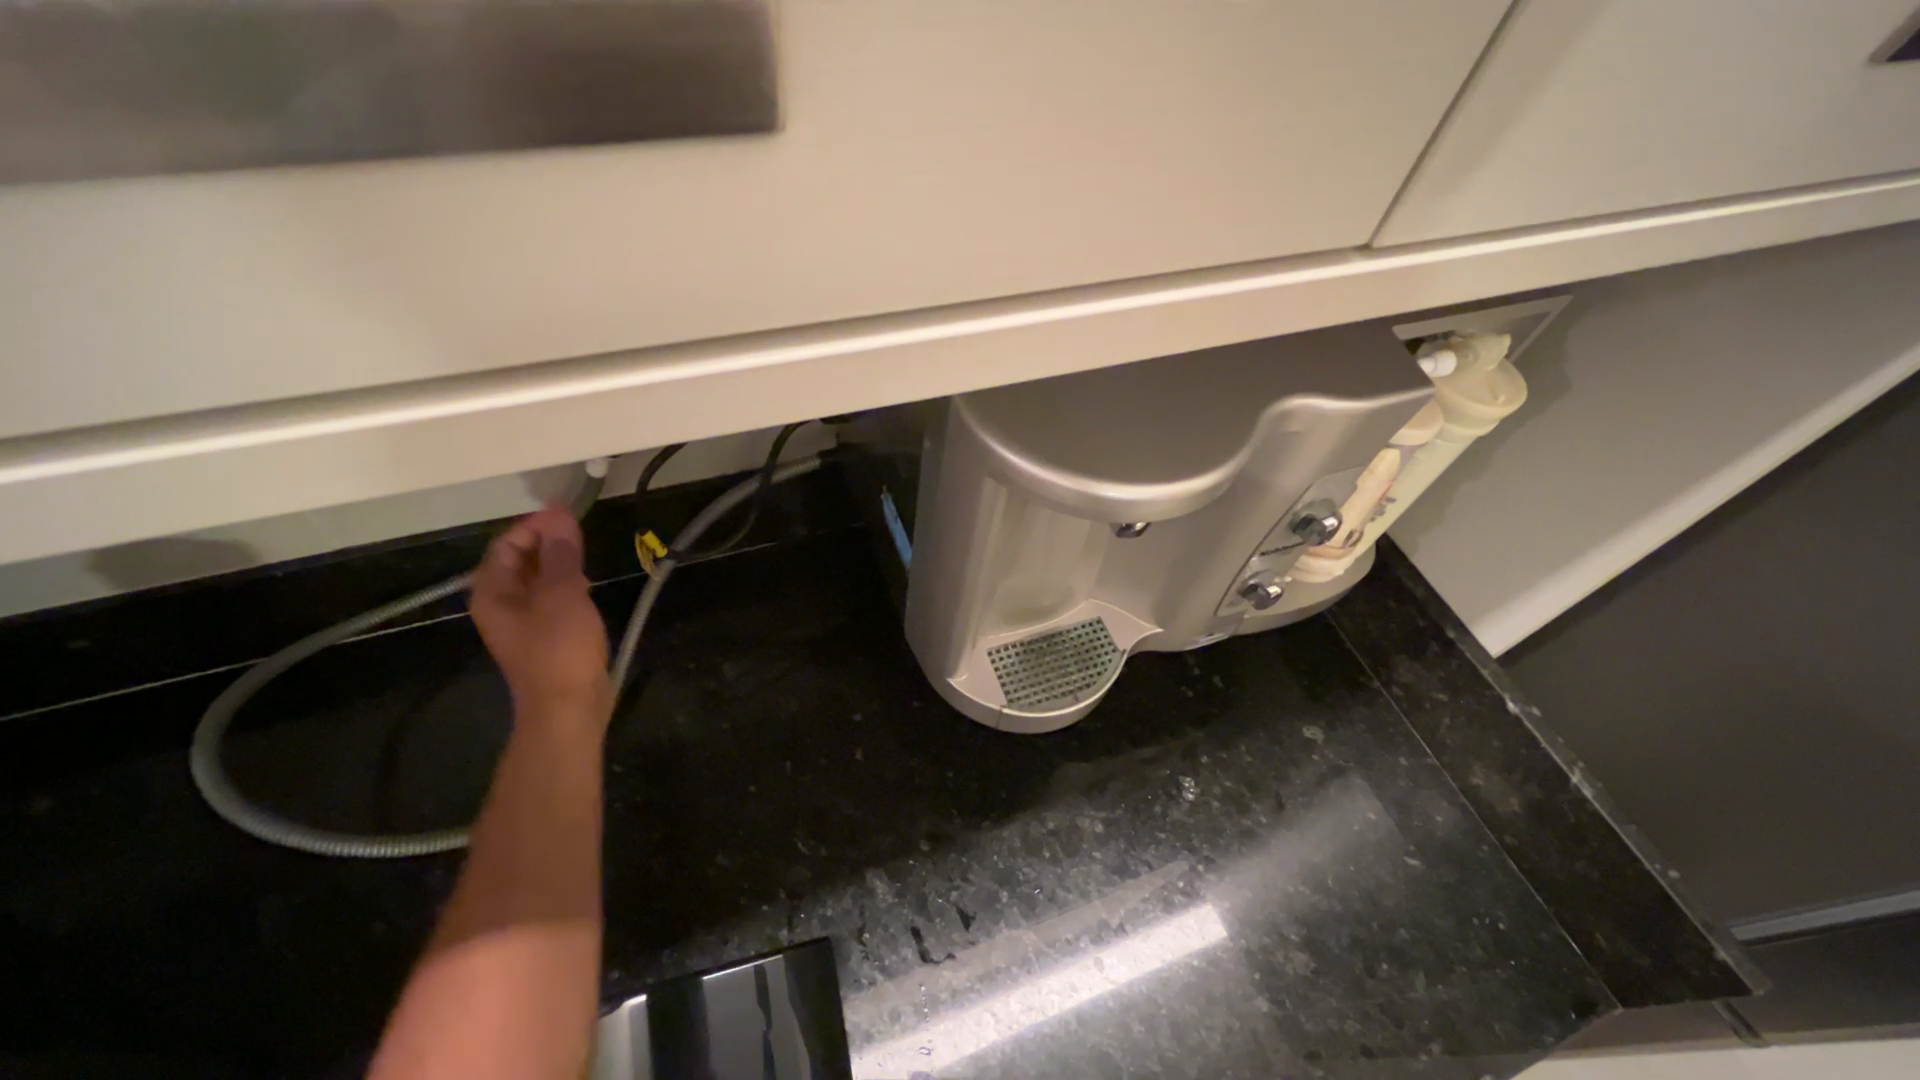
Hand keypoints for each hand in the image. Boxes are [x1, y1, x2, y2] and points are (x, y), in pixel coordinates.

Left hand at [470, 504, 611, 724]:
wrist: (568, 708)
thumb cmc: (559, 649)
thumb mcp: (561, 594)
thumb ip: (560, 553)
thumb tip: (559, 514)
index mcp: (493, 591)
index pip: (508, 543)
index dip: (536, 525)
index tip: (572, 514)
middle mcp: (502, 602)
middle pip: (521, 559)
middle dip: (549, 541)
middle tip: (584, 530)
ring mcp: (524, 620)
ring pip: (539, 578)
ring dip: (560, 561)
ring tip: (588, 551)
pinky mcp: (546, 634)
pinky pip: (552, 597)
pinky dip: (567, 583)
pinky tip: (588, 582)